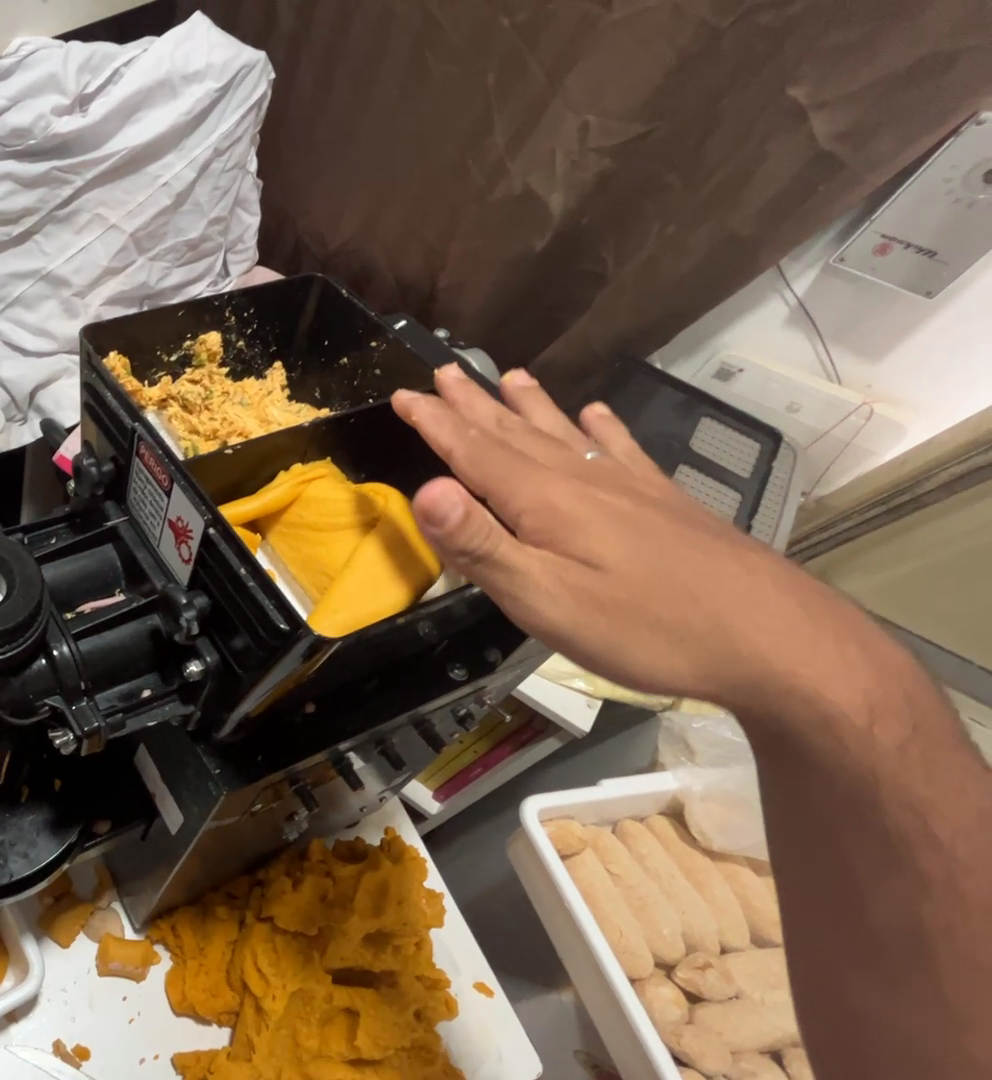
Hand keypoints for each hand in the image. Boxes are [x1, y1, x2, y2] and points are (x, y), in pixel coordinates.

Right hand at [390, 364, 863, 714]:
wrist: (774, 639)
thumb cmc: (642, 626)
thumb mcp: (543, 597)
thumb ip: (480, 544)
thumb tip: (424, 489)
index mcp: (542, 500)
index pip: (473, 451)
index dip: (434, 422)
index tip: (402, 394)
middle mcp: (581, 479)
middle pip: (513, 433)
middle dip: (472, 403)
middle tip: (444, 371)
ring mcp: (627, 487)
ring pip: (564, 433)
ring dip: (530, 405)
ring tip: (510, 376)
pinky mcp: (661, 503)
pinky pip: (621, 450)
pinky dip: (602, 428)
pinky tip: (598, 414)